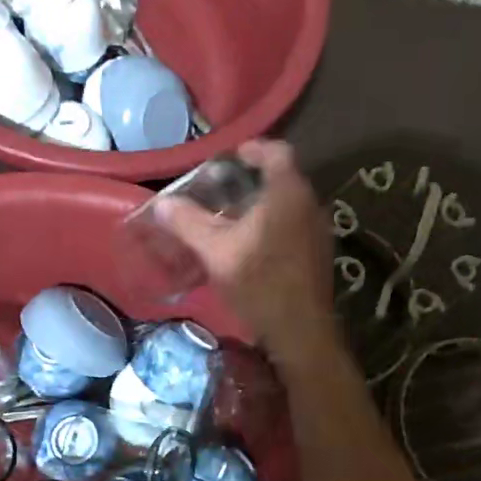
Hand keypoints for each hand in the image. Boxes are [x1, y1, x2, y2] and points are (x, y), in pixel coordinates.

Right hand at [155, 140, 333, 352]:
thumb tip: (161, 204)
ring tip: (230, 221)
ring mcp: (318, 232)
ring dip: (260, 208)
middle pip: (281, 179)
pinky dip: (271, 228)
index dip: (252, 148)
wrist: (300, 331)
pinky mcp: (318, 256)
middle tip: (221, 191)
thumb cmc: (260, 283)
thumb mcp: (216, 251)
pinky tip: (249, 248)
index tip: (231, 157)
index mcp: (288, 193)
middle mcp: (310, 205)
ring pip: (287, 207)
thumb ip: (188, 223)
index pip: (276, 151)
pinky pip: (293, 228)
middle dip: (250, 182)